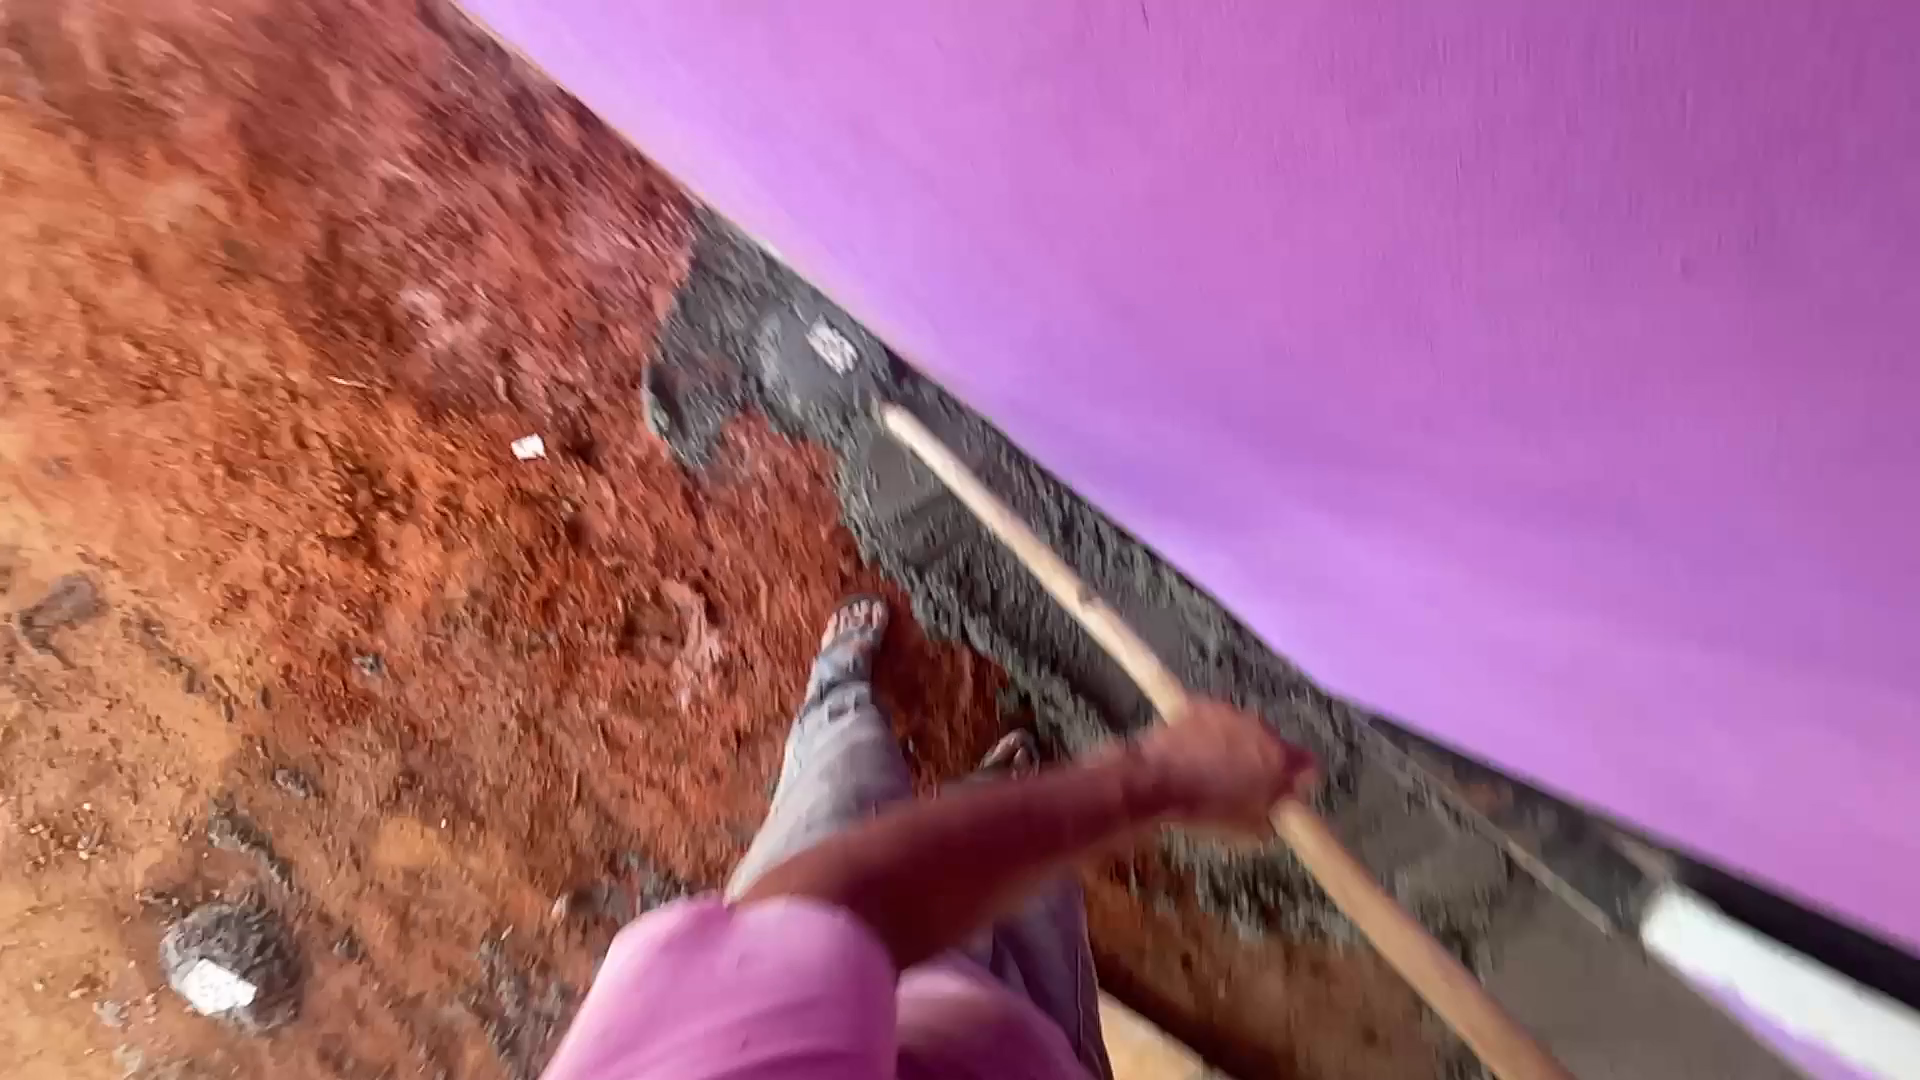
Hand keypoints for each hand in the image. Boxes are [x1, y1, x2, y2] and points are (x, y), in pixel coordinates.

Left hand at [1132, 700, 1318, 831]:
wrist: (1159, 778)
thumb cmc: (1207, 809)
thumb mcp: (1252, 828)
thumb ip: (1274, 813)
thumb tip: (1277, 808)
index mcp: (1282, 758)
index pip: (1308, 764)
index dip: (1295, 778)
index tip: (1282, 789)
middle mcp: (1262, 728)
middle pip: (1272, 742)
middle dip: (1261, 758)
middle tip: (1241, 778)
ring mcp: (1230, 712)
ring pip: (1241, 728)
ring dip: (1234, 742)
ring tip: (1211, 763)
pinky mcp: (1202, 703)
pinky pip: (1213, 718)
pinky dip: (1208, 730)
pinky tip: (1193, 748)